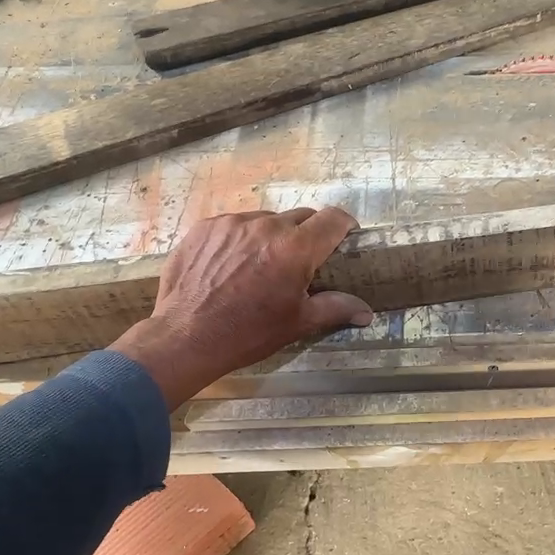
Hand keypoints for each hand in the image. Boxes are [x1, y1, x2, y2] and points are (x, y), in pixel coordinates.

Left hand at [110, 208, 373, 408]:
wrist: (186, 337)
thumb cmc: (249, 332)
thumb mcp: (298, 323)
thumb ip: (336, 308)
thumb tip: (368, 311)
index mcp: (295, 249)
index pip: (332, 219)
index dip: (344, 224)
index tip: (345, 235)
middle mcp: (266, 227)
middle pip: (300, 217)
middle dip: (307, 234)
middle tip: (300, 262)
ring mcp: (232, 223)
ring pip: (265, 219)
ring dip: (272, 236)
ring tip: (261, 265)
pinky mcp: (205, 227)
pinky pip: (234, 224)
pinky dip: (241, 238)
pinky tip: (232, 264)